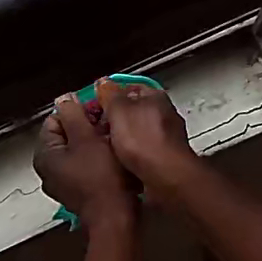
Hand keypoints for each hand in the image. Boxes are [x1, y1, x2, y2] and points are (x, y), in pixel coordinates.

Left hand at [34, 94, 136, 230]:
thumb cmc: (101, 176)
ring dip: (96, 140)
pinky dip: (100, 157)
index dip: (76, 111)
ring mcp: (65, 183)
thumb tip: (64, 99)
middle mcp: (49, 171)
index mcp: (44, 156)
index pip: (54, 120)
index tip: (97, 110)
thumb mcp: (86, 137)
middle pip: (67, 135)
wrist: (116, 215)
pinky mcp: (82, 191)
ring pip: (80, 150)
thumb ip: (72, 114)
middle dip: (88, 126)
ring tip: (114, 137)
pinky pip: (88, 165)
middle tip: (108, 123)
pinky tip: (115, 155)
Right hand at [96, 79, 202, 201]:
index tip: (96, 104)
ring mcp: (166, 137)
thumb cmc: (148, 142)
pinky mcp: (164, 158)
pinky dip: (130, 156)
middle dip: (114, 120)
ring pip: (136, 134)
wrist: (165, 176)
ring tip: (106, 147)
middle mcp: (164, 114)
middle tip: (98, 127)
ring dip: (121, 140)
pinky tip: (120, 162)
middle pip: (133, 111)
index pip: (129, 87)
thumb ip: (110, 95)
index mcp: (155, 97)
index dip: (110, 95)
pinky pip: (141, 153)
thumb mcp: (119, 111)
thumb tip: (104, 84)